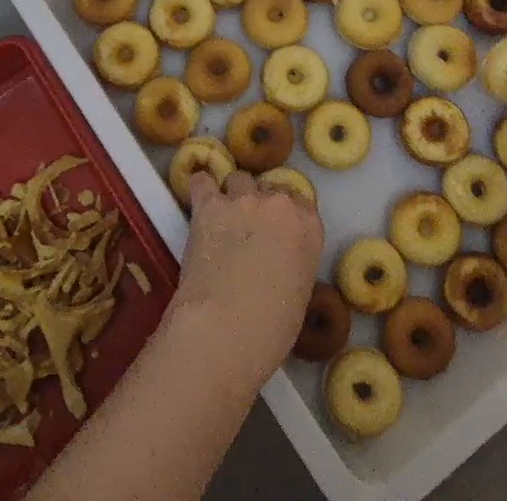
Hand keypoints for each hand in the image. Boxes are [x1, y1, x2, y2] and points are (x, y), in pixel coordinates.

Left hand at [171, 171, 323, 381]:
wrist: (227, 326)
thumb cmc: (272, 326)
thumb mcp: (299, 291)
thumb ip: (292, 263)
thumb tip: (275, 264)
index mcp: (309, 227)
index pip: (301, 203)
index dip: (285, 215)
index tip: (276, 230)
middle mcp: (279, 204)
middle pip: (270, 189)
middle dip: (260, 205)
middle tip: (247, 230)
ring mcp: (243, 200)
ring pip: (238, 180)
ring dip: (232, 195)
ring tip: (221, 217)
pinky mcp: (208, 205)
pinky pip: (202, 182)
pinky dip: (200, 187)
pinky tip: (197, 197)